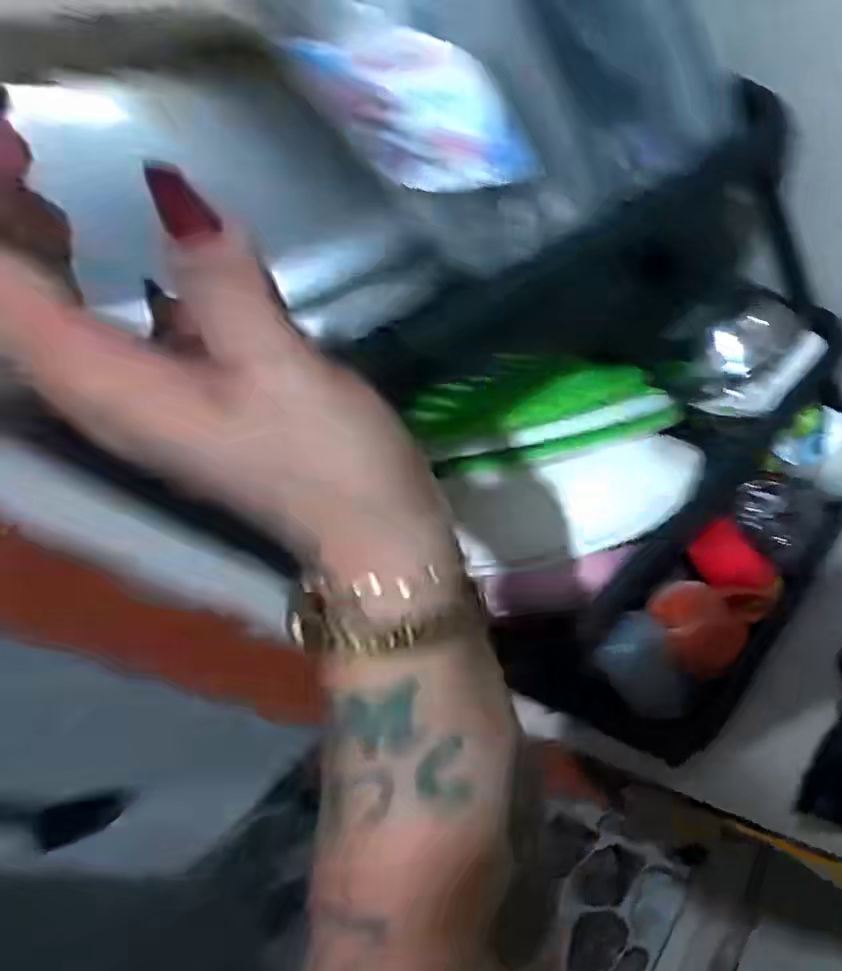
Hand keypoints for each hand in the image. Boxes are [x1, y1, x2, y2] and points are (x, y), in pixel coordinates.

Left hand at [0, 164, 451, 577]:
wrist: (375, 537)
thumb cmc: (332, 459)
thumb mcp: (285, 369)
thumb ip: (225, 285)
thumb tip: (176, 196)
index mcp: (93, 374)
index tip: (14, 133)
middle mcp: (89, 387)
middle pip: (9, 289)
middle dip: (9, 215)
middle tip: (22, 146)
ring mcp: (135, 403)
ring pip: (53, 310)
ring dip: (43, 247)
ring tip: (52, 190)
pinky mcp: (181, 410)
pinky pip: (107, 334)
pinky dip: (101, 288)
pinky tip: (135, 270)